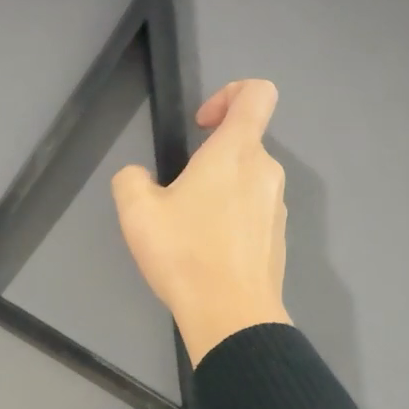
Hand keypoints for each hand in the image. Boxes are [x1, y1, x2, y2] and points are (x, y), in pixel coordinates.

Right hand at [112, 80, 291, 363]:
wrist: (231, 315)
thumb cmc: (185, 255)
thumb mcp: (137, 214)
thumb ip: (130, 181)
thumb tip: (138, 177)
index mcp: (236, 152)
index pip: (256, 93)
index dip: (228, 95)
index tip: (200, 125)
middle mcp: (265, 172)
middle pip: (245, 145)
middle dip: (211, 161)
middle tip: (178, 196)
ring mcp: (277, 208)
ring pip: (248, 185)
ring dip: (220, 196)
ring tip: (189, 234)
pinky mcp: (278, 241)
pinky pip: (253, 218)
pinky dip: (231, 226)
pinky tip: (207, 258)